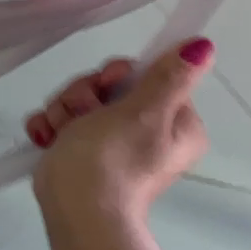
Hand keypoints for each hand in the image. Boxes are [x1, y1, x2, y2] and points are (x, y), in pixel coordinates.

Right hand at [25, 38, 214, 220]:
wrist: (77, 204)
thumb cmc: (113, 157)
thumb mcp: (143, 112)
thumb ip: (167, 78)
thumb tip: (203, 45)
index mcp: (174, 123)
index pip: (144, 77)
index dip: (118, 76)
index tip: (106, 87)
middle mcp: (147, 131)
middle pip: (105, 87)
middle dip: (81, 95)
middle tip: (81, 113)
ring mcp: (112, 141)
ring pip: (78, 101)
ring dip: (62, 110)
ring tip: (62, 132)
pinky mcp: (80, 148)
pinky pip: (60, 119)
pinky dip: (50, 125)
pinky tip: (47, 137)